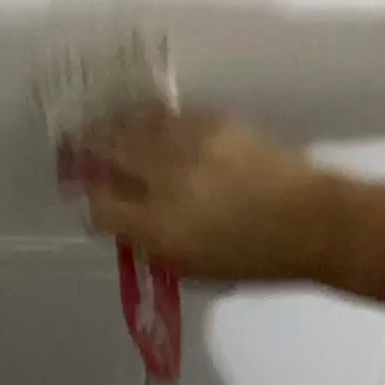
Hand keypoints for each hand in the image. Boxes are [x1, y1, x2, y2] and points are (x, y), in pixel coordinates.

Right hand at [65, 110, 345, 280]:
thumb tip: (118, 219)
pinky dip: (151, 121)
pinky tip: (148, 125)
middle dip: (84, 148)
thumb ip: (148, 243)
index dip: (87, 200)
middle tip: (71, 145)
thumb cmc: (255, 258)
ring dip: (113, 127)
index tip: (84, 194)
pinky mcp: (214, 121)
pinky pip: (169, 116)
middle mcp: (167, 179)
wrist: (313, 220)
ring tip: (104, 129)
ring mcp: (191, 144)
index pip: (99, 206)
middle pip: (107, 150)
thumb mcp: (192, 268)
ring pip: (134, 123)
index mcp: (160, 227)